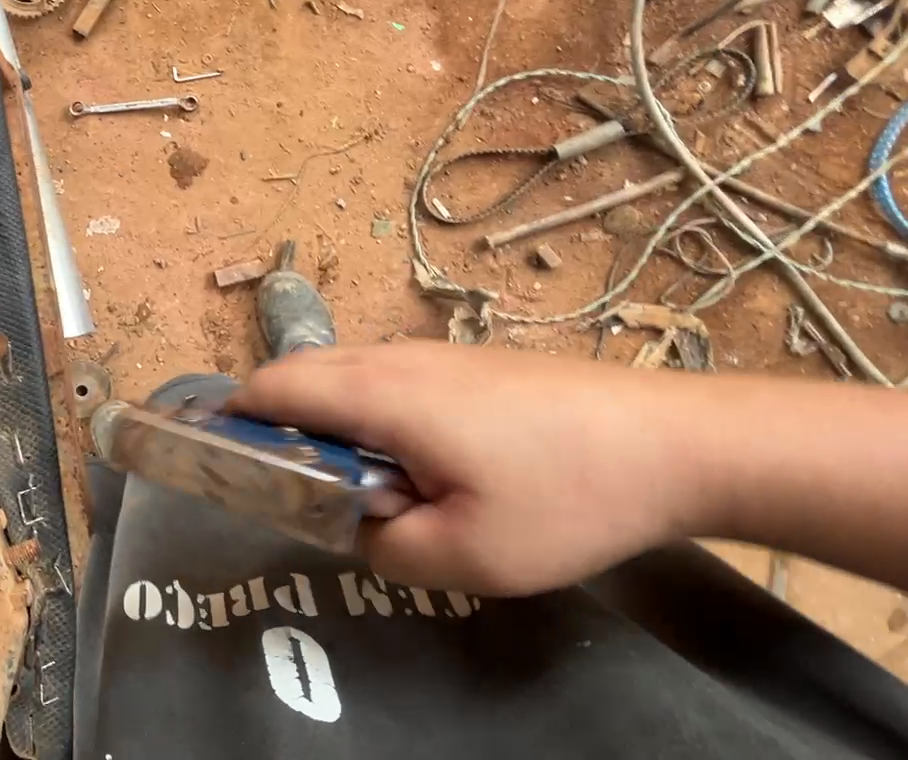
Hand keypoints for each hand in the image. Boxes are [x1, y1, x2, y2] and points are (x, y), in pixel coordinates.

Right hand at [232, 344, 705, 596]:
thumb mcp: (468, 556)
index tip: (229, 461)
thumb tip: (349, 522)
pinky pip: (380, 376)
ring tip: (357, 477)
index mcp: (374, 394)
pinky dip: (363, 409)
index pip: (269, 386)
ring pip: (340, 372)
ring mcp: (427, 352)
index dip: (235, 418)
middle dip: (275, 422)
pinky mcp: (459, 359)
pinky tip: (415, 457)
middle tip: (294, 483)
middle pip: (298, 374)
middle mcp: (389, 357)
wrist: (678, 440)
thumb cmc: (565, 495)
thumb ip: (381, 547)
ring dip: (324, 418)